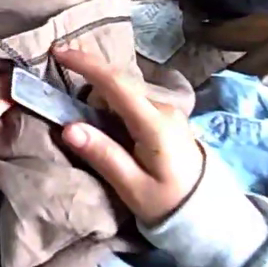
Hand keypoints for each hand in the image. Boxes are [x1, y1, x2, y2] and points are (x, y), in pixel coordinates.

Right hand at [51, 45, 203, 224]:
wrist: (208, 214)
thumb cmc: (168, 204)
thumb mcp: (133, 188)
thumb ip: (103, 155)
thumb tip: (69, 128)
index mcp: (154, 123)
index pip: (116, 83)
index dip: (86, 64)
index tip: (59, 52)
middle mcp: (162, 108)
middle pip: (120, 80)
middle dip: (88, 68)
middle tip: (59, 61)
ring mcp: (167, 110)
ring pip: (125, 89)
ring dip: (99, 87)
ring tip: (74, 95)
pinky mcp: (165, 117)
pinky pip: (132, 98)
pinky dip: (110, 98)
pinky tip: (98, 110)